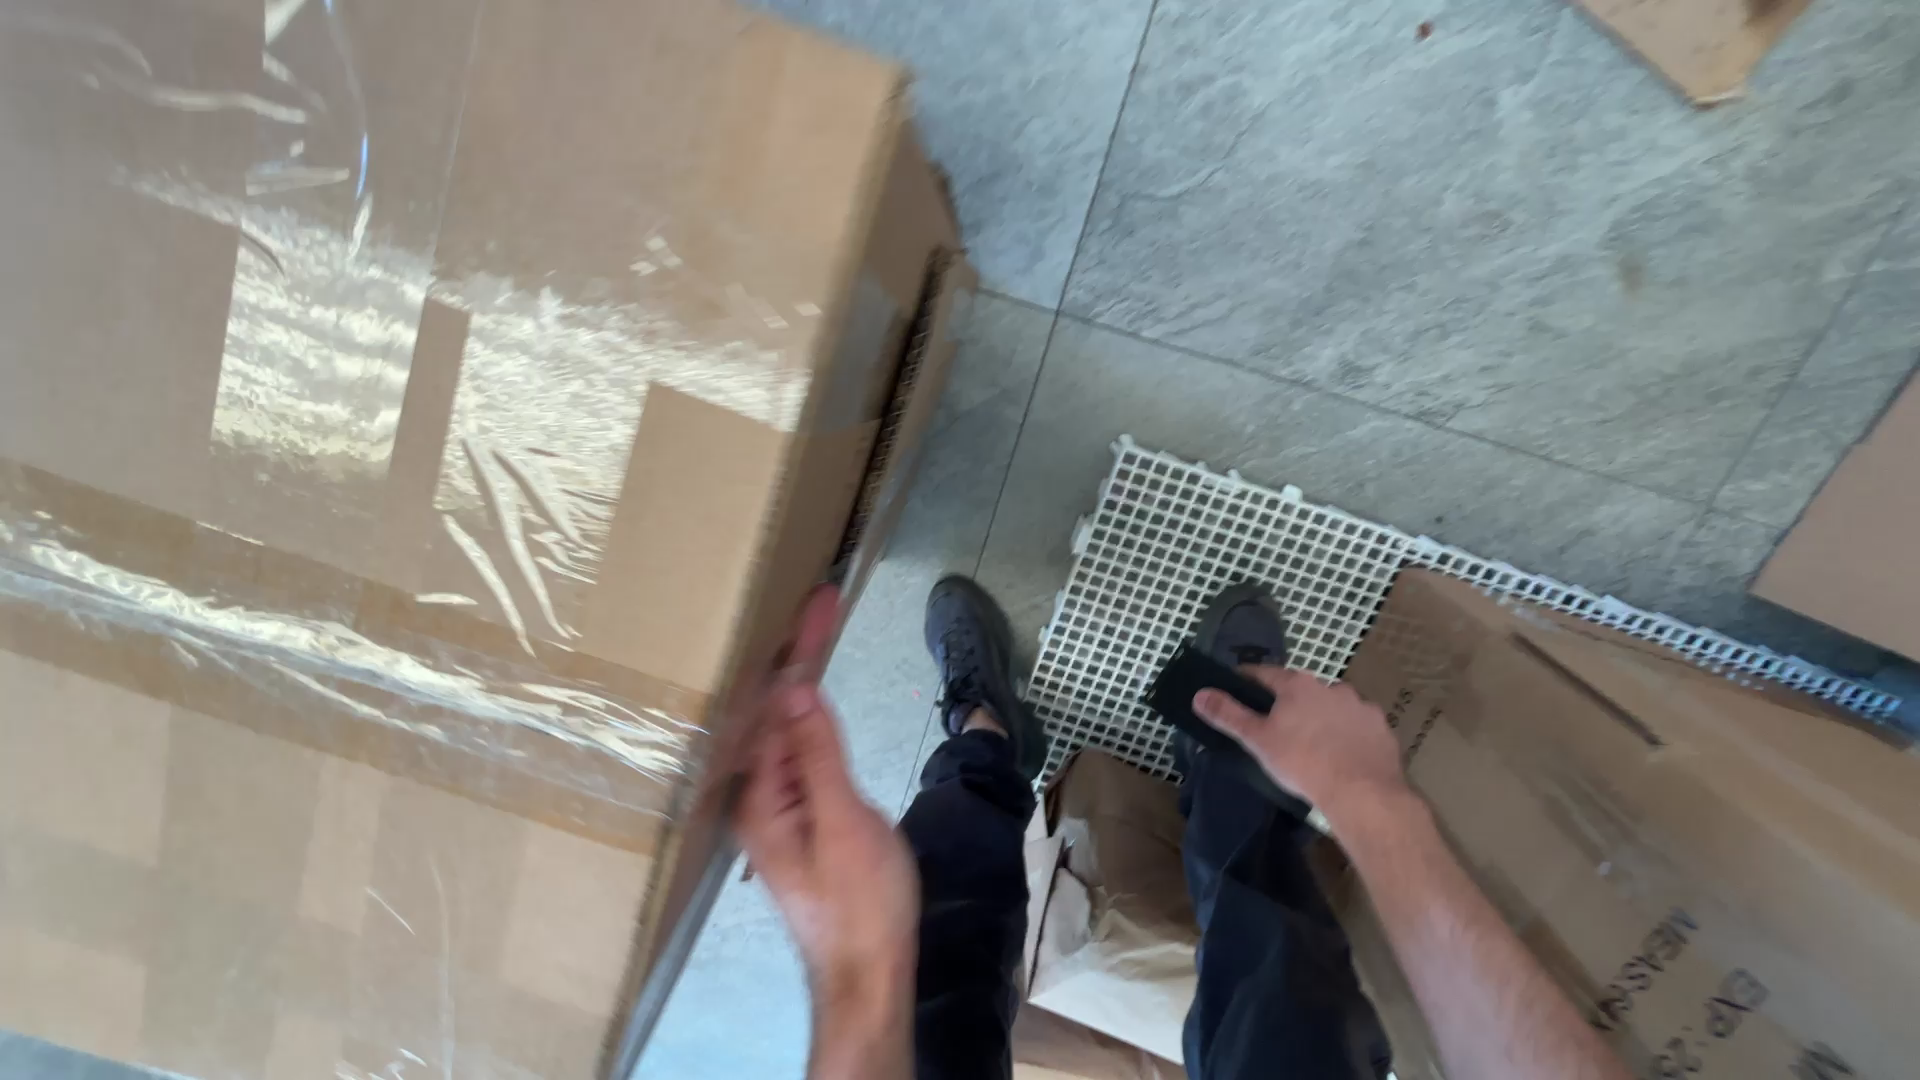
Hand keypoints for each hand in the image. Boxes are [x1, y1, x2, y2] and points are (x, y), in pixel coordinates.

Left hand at [734, 587, 919, 1025]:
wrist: (870, 968)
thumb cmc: (863, 901)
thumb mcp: (844, 822)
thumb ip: (816, 752)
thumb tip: (794, 685)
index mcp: (759, 795)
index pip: (773, 706)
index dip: (796, 651)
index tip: (818, 605)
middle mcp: (756, 794)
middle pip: (770, 709)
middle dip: (794, 652)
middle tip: (821, 603)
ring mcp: (775, 802)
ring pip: (782, 725)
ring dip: (797, 674)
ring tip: (814, 626)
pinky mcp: (796, 810)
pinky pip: (795, 745)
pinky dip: (807, 708)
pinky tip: (810, 689)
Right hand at [1192, 666, 1408, 825]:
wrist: (1363, 793)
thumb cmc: (1303, 762)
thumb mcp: (1257, 740)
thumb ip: (1227, 715)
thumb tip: (1199, 694)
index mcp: (1297, 685)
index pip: (1264, 673)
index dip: (1246, 679)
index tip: (1235, 688)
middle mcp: (1331, 687)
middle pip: (1300, 689)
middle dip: (1288, 702)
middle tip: (1276, 726)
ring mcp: (1361, 706)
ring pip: (1331, 706)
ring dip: (1320, 716)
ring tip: (1312, 743)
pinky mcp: (1382, 728)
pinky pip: (1357, 725)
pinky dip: (1347, 733)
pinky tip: (1342, 754)